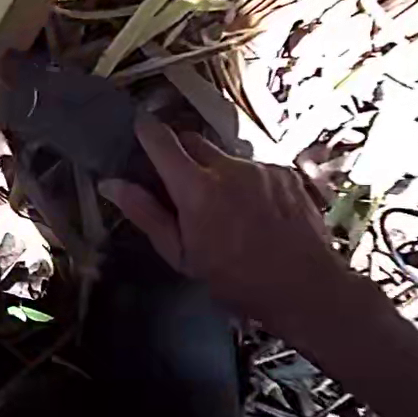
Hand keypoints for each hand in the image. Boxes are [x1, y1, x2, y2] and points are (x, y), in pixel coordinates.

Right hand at [99, 118, 347, 322]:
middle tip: (176, 181)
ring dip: (212, 169)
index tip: (137, 127)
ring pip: (222, 154)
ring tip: (221, 205)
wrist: (307, 288)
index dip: (145, 129)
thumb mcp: (178, 253)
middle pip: (191, 139)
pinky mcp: (285, 172)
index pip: (161, 140)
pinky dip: (242, 180)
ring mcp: (261, 167)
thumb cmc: (233, 277)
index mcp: (196, 188)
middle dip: (178, 152)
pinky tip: (251, 209)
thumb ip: (144, 213)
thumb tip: (110, 184)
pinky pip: (251, 166)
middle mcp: (228, 167)